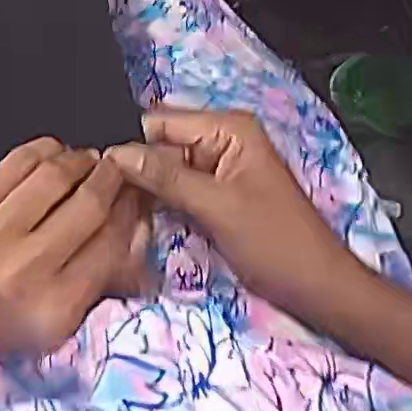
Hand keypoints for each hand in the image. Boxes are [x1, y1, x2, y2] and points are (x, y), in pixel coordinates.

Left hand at [0, 138, 145, 357]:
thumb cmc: (6, 319)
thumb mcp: (63, 320)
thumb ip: (106, 277)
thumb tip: (141, 226)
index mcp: (55, 304)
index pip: (111, 243)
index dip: (132, 210)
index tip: (138, 194)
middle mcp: (26, 267)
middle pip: (89, 203)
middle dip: (112, 178)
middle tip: (118, 170)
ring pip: (56, 174)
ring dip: (82, 160)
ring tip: (89, 161)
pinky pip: (20, 159)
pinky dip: (47, 150)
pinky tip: (57, 155)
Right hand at [106, 109, 367, 325]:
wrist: (318, 288)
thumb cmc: (276, 244)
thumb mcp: (218, 207)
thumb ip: (166, 177)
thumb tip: (114, 153)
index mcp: (228, 127)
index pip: (160, 122)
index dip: (127, 143)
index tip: (93, 170)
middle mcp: (220, 137)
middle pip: (159, 142)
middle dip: (131, 165)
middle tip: (96, 193)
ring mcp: (216, 165)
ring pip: (162, 166)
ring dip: (140, 185)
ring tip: (107, 205)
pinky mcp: (212, 191)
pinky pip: (174, 186)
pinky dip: (156, 198)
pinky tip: (130, 213)